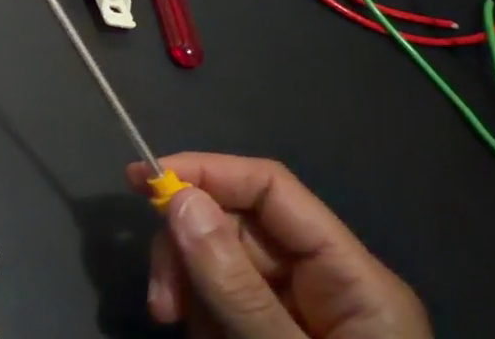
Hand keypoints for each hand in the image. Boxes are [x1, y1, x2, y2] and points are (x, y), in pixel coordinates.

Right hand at [126, 153, 430, 338]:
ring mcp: (302, 314)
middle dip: (187, 250)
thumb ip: (236, 285)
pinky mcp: (276, 336)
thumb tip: (178, 198)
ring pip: (220, 261)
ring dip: (189, 289)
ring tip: (180, 330)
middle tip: (161, 302)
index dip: (205, 172)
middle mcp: (328, 285)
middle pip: (236, 223)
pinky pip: (223, 302)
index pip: (271, 188)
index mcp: (354, 278)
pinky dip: (200, 316)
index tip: (141, 181)